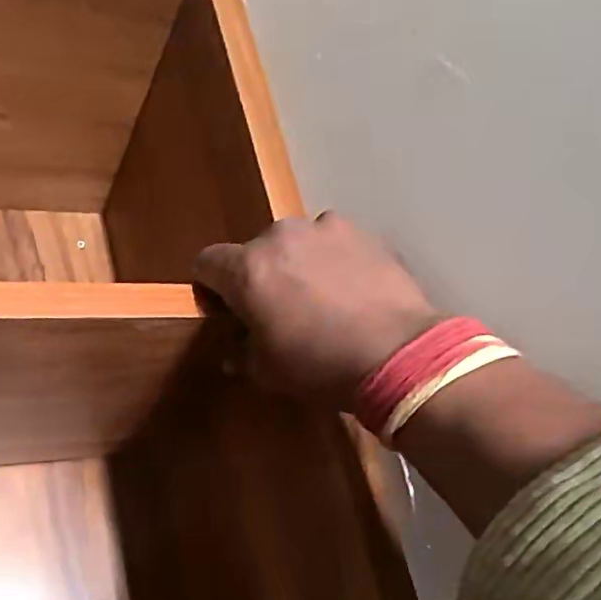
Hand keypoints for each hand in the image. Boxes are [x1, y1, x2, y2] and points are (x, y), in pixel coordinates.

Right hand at [195, 213, 444, 409]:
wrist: (394, 354)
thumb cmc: (315, 364)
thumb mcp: (264, 370)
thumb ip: (241, 352)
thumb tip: (236, 349)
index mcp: (247, 269)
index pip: (206, 262)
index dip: (209, 286)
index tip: (223, 309)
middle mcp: (281, 237)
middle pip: (253, 251)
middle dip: (257, 276)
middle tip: (273, 311)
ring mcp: (325, 229)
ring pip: (294, 244)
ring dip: (294, 265)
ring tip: (314, 300)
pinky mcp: (363, 233)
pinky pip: (331, 244)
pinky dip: (329, 262)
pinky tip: (345, 293)